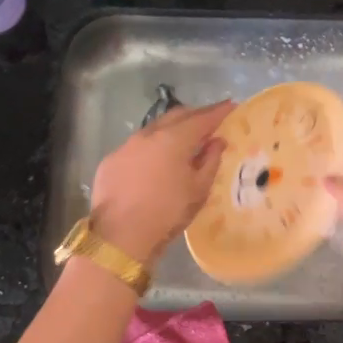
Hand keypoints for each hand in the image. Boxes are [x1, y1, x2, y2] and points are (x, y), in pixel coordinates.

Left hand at [90, 101, 232, 264]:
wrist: (120, 236)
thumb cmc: (167, 212)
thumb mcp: (198, 190)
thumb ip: (210, 161)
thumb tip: (216, 141)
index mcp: (174, 139)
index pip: (202, 118)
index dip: (218, 112)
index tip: (231, 106)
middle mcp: (149, 134)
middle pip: (176, 115)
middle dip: (195, 114)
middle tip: (209, 119)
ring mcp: (126, 146)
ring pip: (154, 128)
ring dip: (171, 129)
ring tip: (183, 138)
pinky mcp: (111, 160)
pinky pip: (136, 146)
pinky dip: (151, 147)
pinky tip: (154, 160)